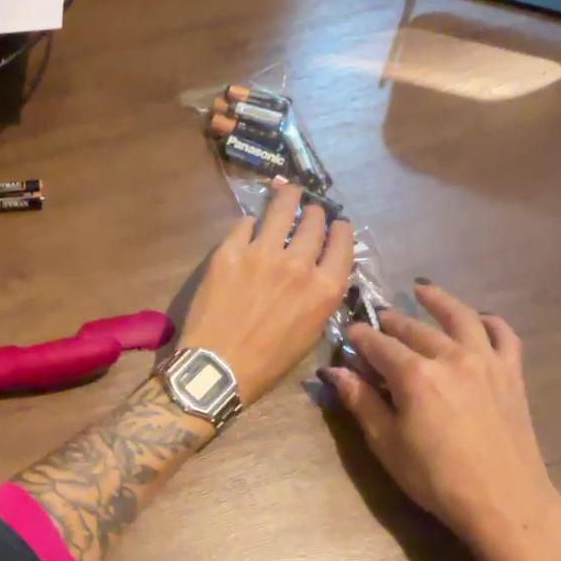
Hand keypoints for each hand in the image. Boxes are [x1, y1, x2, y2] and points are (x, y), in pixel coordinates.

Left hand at [178, 184, 353, 405]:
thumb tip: (319, 273)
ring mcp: (262, 254)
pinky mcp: (229, 253)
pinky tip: (250, 225)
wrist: (217, 369)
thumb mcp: (310, 334)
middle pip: (313, 221)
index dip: (340, 230)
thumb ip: (319, 297)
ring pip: (281, 209)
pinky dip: (251, 223)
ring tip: (287, 191)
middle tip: (308, 210)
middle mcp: (299, 264)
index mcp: (325, 288)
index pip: (343, 242)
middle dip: (313, 213)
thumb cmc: (267, 363)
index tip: (336, 226)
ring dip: (287, 198)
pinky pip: (244, 224)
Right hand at [321, 284, 560, 560]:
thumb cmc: (434, 477)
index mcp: (415, 376)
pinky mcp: (512, 373)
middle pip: (415, 328)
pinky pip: (503, 334)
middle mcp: (451, 356)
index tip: (346, 332)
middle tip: (376, 318)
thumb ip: (362, 402)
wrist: (503, 499)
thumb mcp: (386, 443)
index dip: (359, 337)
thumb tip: (335, 372)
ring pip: (460, 317)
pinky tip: (478, 318)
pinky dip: (488, 321)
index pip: (379, 345)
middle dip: (391, 321)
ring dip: (438, 301)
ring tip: (422, 291)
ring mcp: (487, 361)